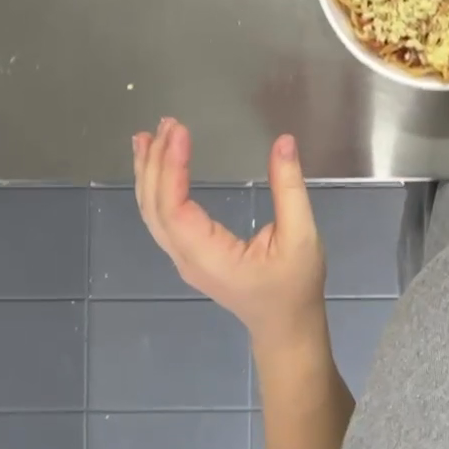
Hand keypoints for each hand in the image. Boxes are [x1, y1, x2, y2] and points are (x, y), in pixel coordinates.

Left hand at [132, 119, 326, 343]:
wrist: (286, 325)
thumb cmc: (295, 284)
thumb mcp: (301, 235)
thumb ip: (289, 188)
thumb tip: (283, 142)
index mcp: (209, 256)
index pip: (175, 209)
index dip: (172, 169)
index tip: (180, 133)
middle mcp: (187, 257)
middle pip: (155, 209)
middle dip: (155, 163)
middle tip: (165, 123)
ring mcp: (185, 257)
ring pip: (153, 213)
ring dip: (149, 173)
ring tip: (147, 137)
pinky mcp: (190, 253)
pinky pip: (162, 218)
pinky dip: (156, 187)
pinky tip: (158, 167)